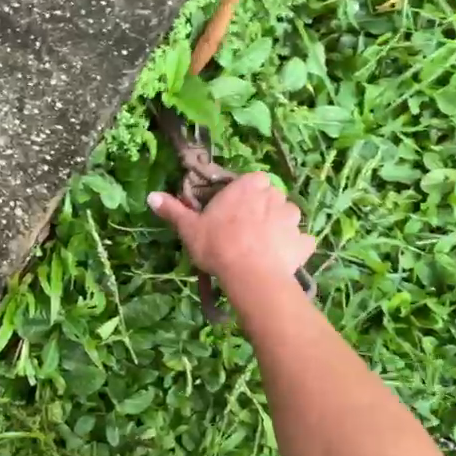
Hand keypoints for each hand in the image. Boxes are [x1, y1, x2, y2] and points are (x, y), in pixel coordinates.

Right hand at [148, 172, 315, 290]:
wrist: (250, 275)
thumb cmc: (218, 245)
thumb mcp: (189, 228)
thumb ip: (174, 210)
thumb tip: (151, 196)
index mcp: (249, 186)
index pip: (253, 179)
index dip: (246, 193)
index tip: (234, 209)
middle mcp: (275, 196)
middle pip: (271, 197)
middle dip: (262, 208)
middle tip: (244, 230)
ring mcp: (293, 219)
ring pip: (288, 217)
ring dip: (279, 226)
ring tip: (262, 246)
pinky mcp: (304, 242)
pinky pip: (301, 242)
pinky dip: (293, 248)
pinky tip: (280, 260)